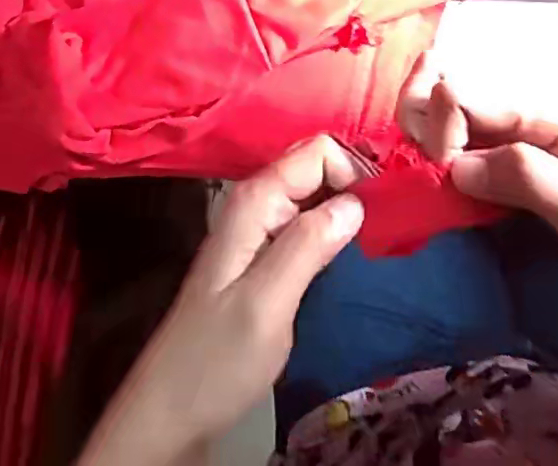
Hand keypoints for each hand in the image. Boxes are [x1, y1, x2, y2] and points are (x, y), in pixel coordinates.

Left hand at [80, 137, 364, 465]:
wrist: (173, 406)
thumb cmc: (217, 359)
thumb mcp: (267, 304)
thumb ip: (308, 246)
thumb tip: (357, 201)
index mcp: (255, 200)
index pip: (317, 152)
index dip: (353, 173)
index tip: (380, 213)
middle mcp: (256, 200)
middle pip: (316, 165)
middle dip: (354, 184)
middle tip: (384, 226)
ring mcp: (259, 225)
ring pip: (314, 191)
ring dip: (346, 205)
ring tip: (375, 238)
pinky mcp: (265, 250)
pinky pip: (307, 218)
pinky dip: (333, 225)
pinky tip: (348, 251)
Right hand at [400, 54, 557, 291]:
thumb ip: (528, 179)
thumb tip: (454, 165)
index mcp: (544, 114)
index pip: (461, 96)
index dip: (439, 131)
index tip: (446, 179)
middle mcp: (526, 116)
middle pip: (447, 97)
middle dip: (421, 125)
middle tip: (425, 175)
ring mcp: (524, 138)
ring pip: (453, 121)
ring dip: (428, 143)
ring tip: (428, 183)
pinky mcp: (524, 162)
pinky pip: (470, 150)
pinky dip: (446, 163)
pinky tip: (447, 189)